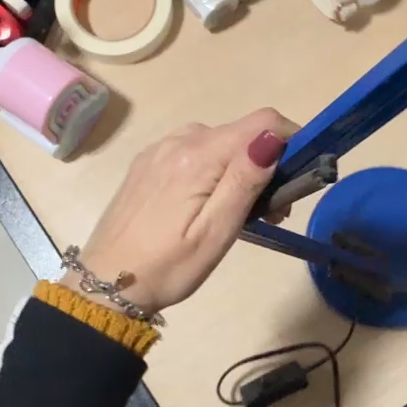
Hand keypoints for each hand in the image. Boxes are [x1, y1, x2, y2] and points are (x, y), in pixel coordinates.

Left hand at [77, 109, 297, 314]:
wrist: (104, 284)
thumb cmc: (167, 267)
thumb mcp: (215, 234)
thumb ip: (243, 182)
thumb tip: (272, 139)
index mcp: (199, 155)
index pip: (262, 122)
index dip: (291, 139)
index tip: (301, 175)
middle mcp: (179, 140)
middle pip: (241, 133)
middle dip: (268, 163)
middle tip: (272, 213)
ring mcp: (160, 150)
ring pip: (219, 142)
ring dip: (241, 168)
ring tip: (242, 215)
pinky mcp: (148, 163)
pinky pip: (194, 152)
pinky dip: (215, 170)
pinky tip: (208, 205)